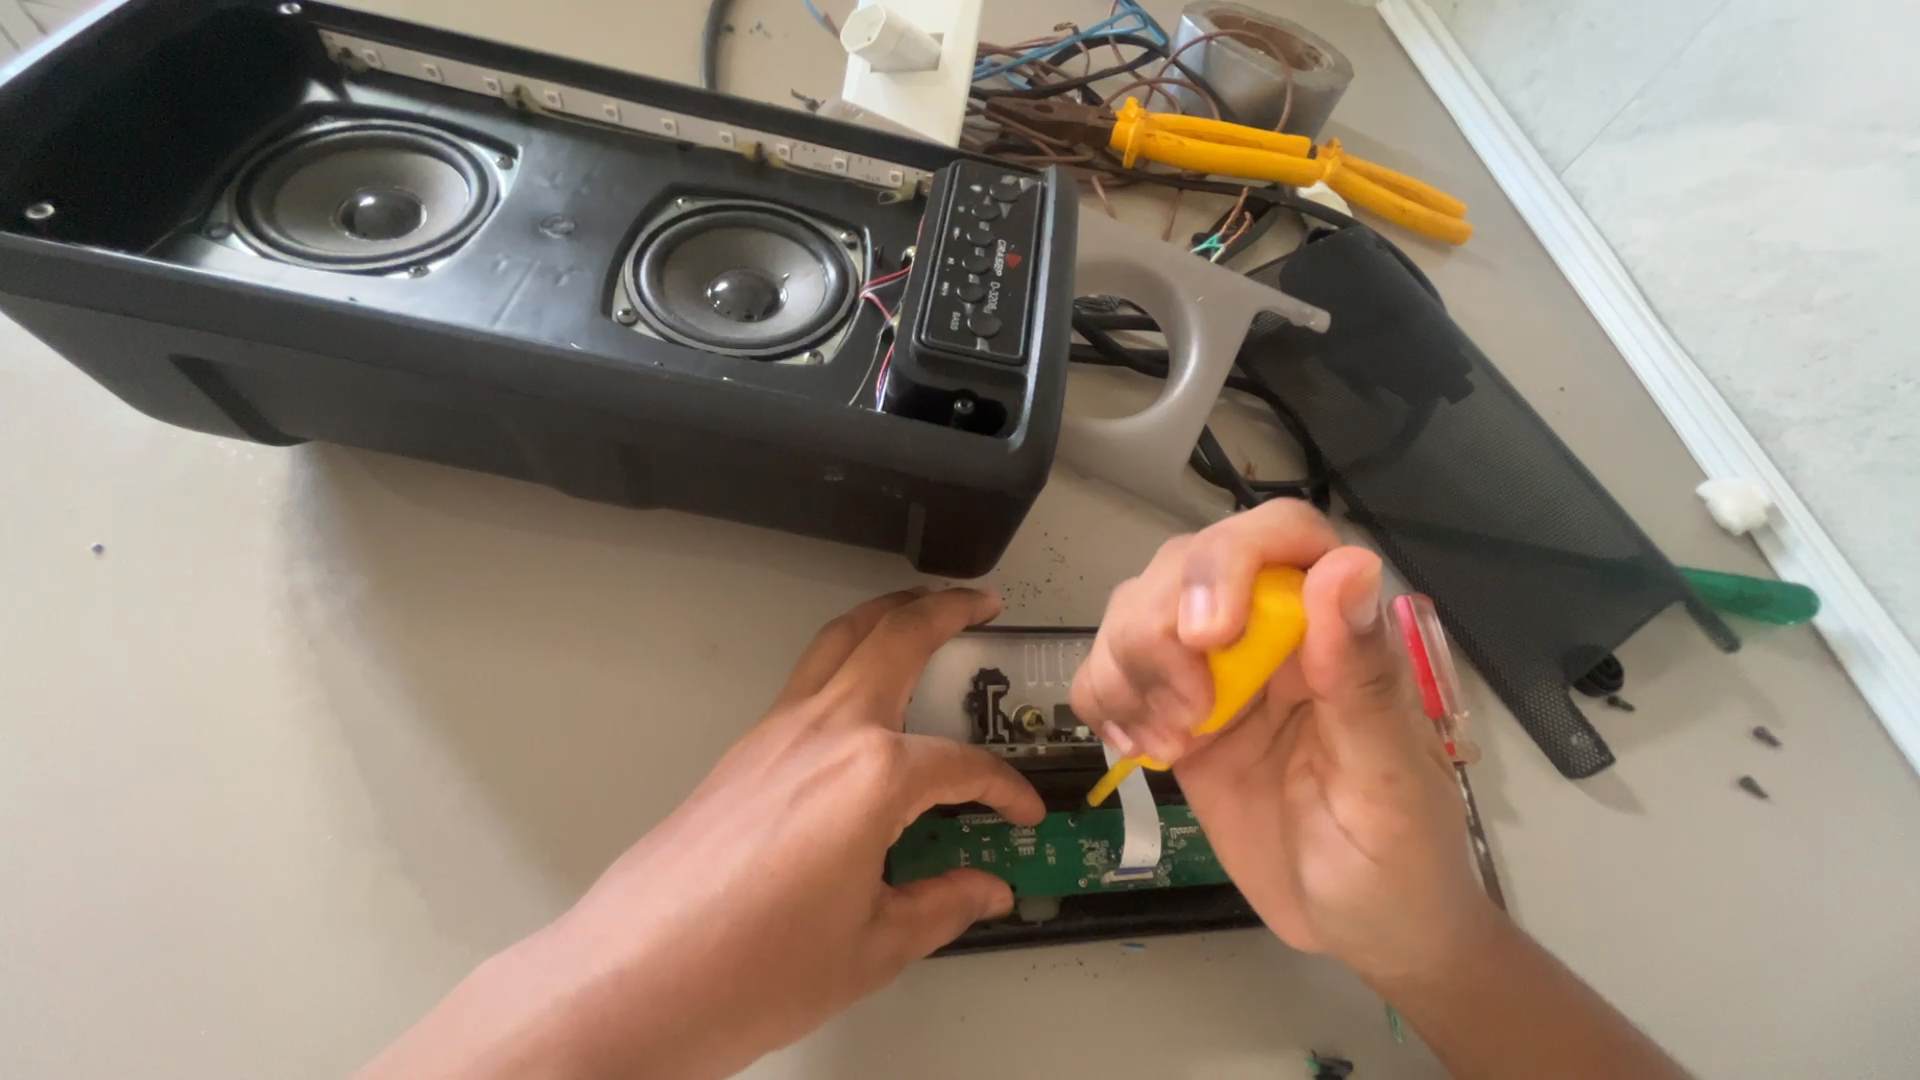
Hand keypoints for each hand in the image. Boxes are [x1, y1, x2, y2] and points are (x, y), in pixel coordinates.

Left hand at [357, 587, 1042, 1079]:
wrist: (631, 979)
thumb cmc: (754, 971)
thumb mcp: (872, 947)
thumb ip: (942, 904)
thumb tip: (985, 889)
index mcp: (873, 776)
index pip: (963, 767)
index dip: (1004, 790)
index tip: (1021, 813)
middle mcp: (829, 730)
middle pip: (897, 636)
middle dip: (948, 607)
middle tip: (984, 601)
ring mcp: (781, 728)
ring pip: (845, 635)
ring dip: (892, 610)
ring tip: (927, 608)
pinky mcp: (749, 744)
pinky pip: (812, 671)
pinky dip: (852, 649)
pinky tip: (868, 686)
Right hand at [1070, 501, 1494, 982]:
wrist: (1354, 930)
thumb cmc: (1398, 864)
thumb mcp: (1390, 784)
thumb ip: (1364, 680)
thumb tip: (1348, 564)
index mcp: (1332, 630)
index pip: (1278, 536)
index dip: (1229, 561)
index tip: (1208, 636)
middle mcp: (1264, 632)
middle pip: (1182, 566)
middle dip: (1159, 633)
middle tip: (1186, 716)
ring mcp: (1208, 671)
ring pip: (1130, 612)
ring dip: (1126, 672)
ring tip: (1169, 744)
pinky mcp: (1165, 711)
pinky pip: (1103, 673)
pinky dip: (1103, 703)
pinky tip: (1139, 750)